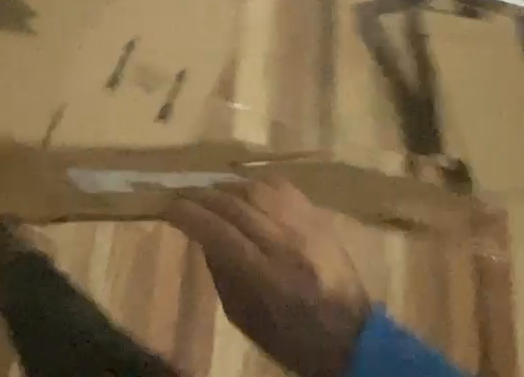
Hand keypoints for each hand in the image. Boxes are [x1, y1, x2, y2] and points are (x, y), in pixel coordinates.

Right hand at [164, 179, 371, 376]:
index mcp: (269, 278)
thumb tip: (201, 233)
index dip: (188, 214)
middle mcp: (288, 246)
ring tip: (210, 193)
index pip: (219, 231)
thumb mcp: (246, 319)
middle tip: (181, 195)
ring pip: (255, 189)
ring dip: (225, 187)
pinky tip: (244, 190)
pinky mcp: (320, 218)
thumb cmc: (293, 339)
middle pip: (234, 205)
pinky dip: (255, 184)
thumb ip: (221, 273)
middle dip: (200, 196)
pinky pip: (281, 186)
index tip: (167, 207)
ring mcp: (307, 227)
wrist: (356, 340)